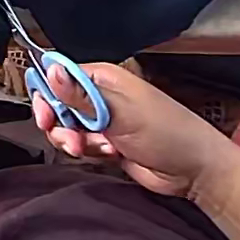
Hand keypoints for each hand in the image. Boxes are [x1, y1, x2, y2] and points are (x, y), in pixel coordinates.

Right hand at [32, 62, 239, 199]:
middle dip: (59, 124)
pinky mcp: (105, 143)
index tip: (46, 114)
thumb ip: (82, 95)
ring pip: (67, 128)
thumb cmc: (166, 131)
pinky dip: (87, 152)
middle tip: (68, 138)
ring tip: (90, 149)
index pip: (61, 76)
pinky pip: (80, 146)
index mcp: (103, 78)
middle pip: (59, 104)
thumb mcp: (120, 112)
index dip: (48, 94)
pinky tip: (108, 154)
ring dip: (73, 141)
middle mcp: (100, 96)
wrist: (193, 169)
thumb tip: (51, 70)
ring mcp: (103, 121)